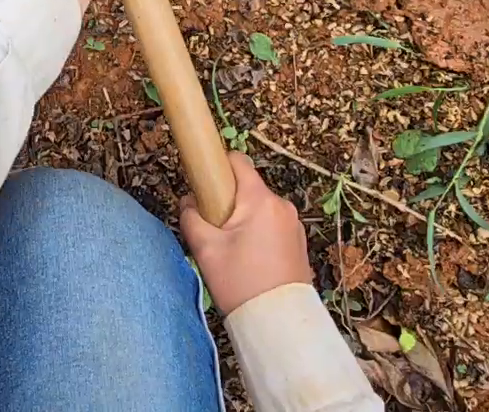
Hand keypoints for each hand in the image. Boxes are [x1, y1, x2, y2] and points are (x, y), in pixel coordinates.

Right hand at [179, 154, 313, 314]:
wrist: (279, 327)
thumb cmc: (241, 285)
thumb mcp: (205, 249)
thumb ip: (191, 217)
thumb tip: (188, 202)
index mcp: (260, 200)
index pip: (236, 160)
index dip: (217, 165)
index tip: (204, 183)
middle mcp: (282, 206)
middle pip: (246, 187)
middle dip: (228, 201)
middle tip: (215, 229)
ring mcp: (294, 225)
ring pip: (259, 208)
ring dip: (244, 219)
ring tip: (232, 250)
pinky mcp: (299, 243)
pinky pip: (272, 225)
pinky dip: (259, 233)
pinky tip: (250, 260)